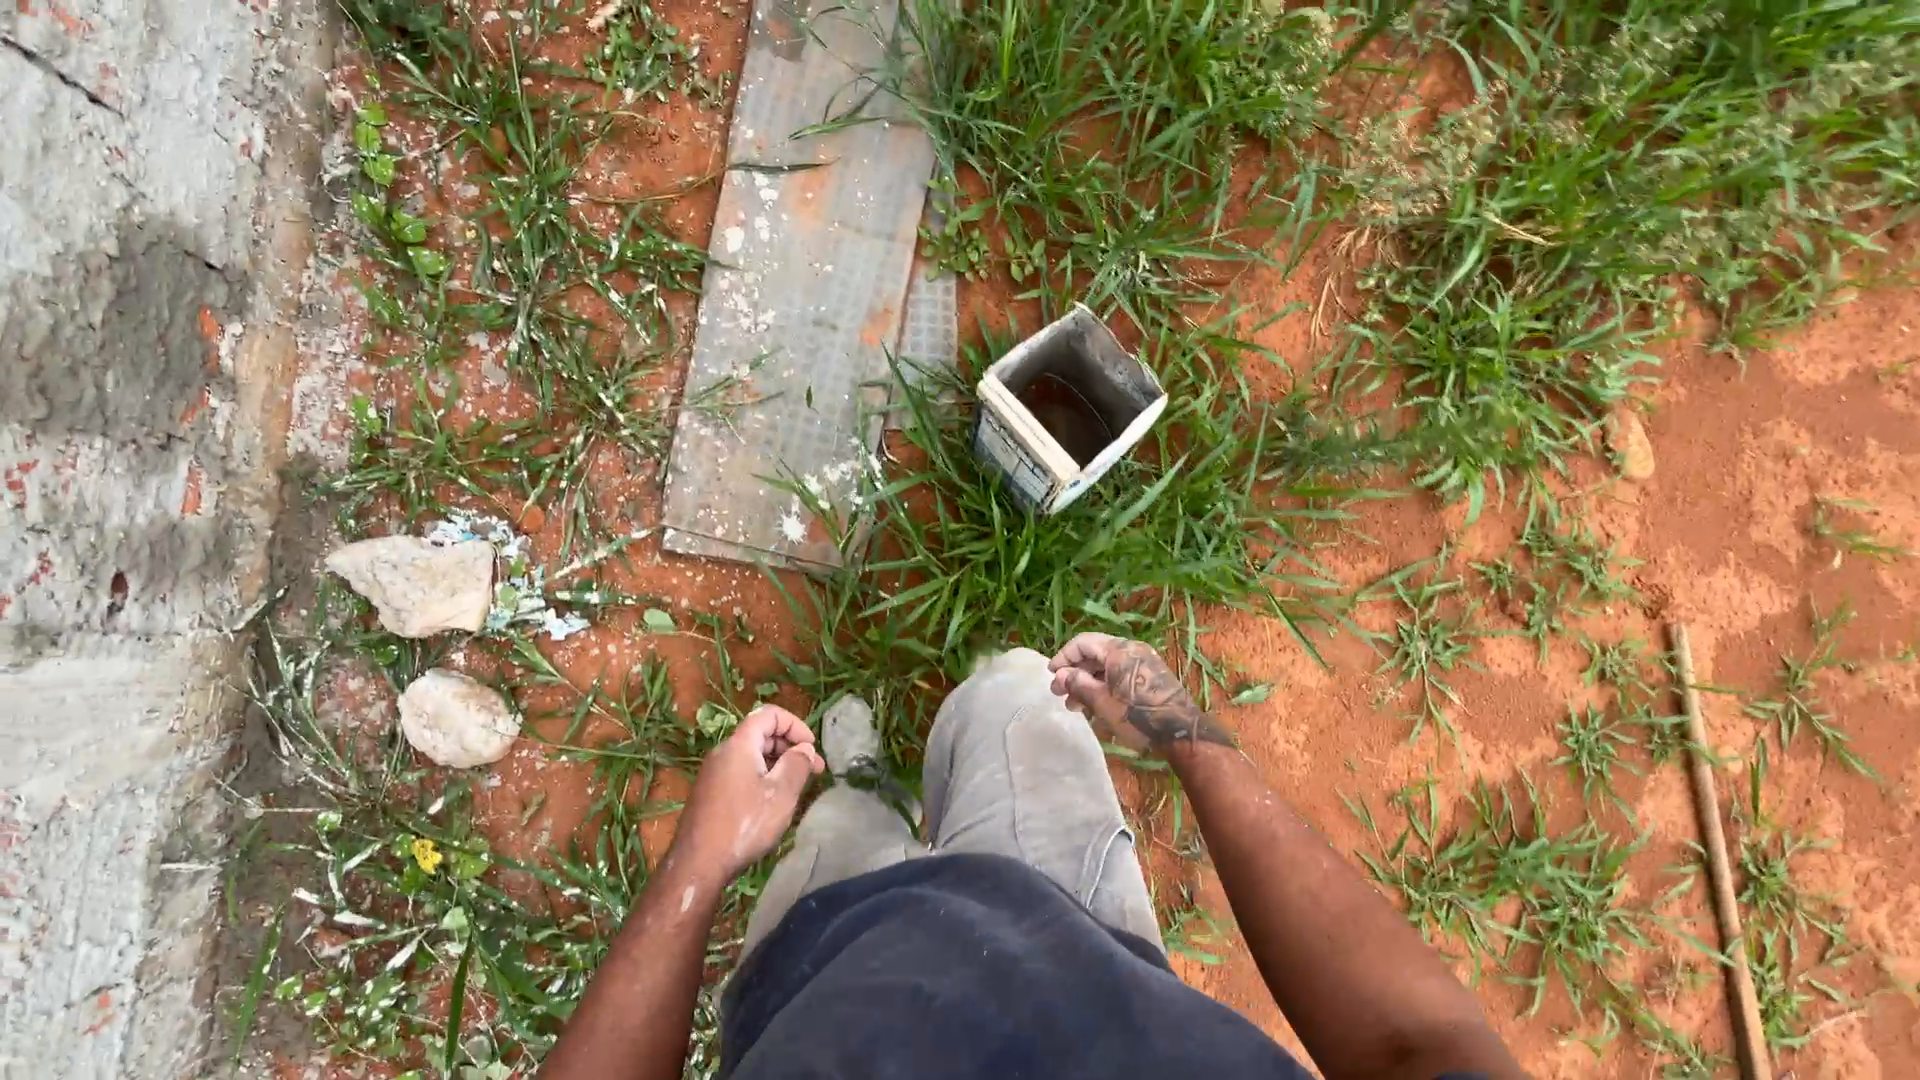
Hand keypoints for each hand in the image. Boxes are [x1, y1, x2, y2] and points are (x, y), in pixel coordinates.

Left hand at [672, 705, 824, 883]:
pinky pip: (741, 773)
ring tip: (796, 788)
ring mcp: (713, 775)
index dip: (795, 724)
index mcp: (739, 745)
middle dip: (790, 746)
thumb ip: (798, 764)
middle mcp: (722, 753)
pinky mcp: (709, 794)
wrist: (697, 865)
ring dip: (778, 764)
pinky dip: (762, 777)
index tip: (812, 748)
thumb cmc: (744, 824)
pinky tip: (772, 803)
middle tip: (814, 770)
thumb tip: (805, 749)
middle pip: (760, 734)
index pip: (769, 715)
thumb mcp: (781, 793)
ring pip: (751, 756)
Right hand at [1047, 633, 1234, 753]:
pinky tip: (1096, 705)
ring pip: (1107, 666)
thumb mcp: (1102, 701)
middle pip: (1095, 654)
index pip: (1083, 643)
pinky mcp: (1151, 676)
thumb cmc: (1137, 715)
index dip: (1063, 657)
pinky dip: (1104, 685)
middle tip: (1060, 694)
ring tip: (1075, 706)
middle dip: (1075, 673)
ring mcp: (1144, 662)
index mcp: (1119, 650)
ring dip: (1088, 682)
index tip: (1051, 675)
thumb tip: (1060, 675)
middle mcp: (1132, 650)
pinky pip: (1121, 673)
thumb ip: (1078, 684)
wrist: (1180, 732)